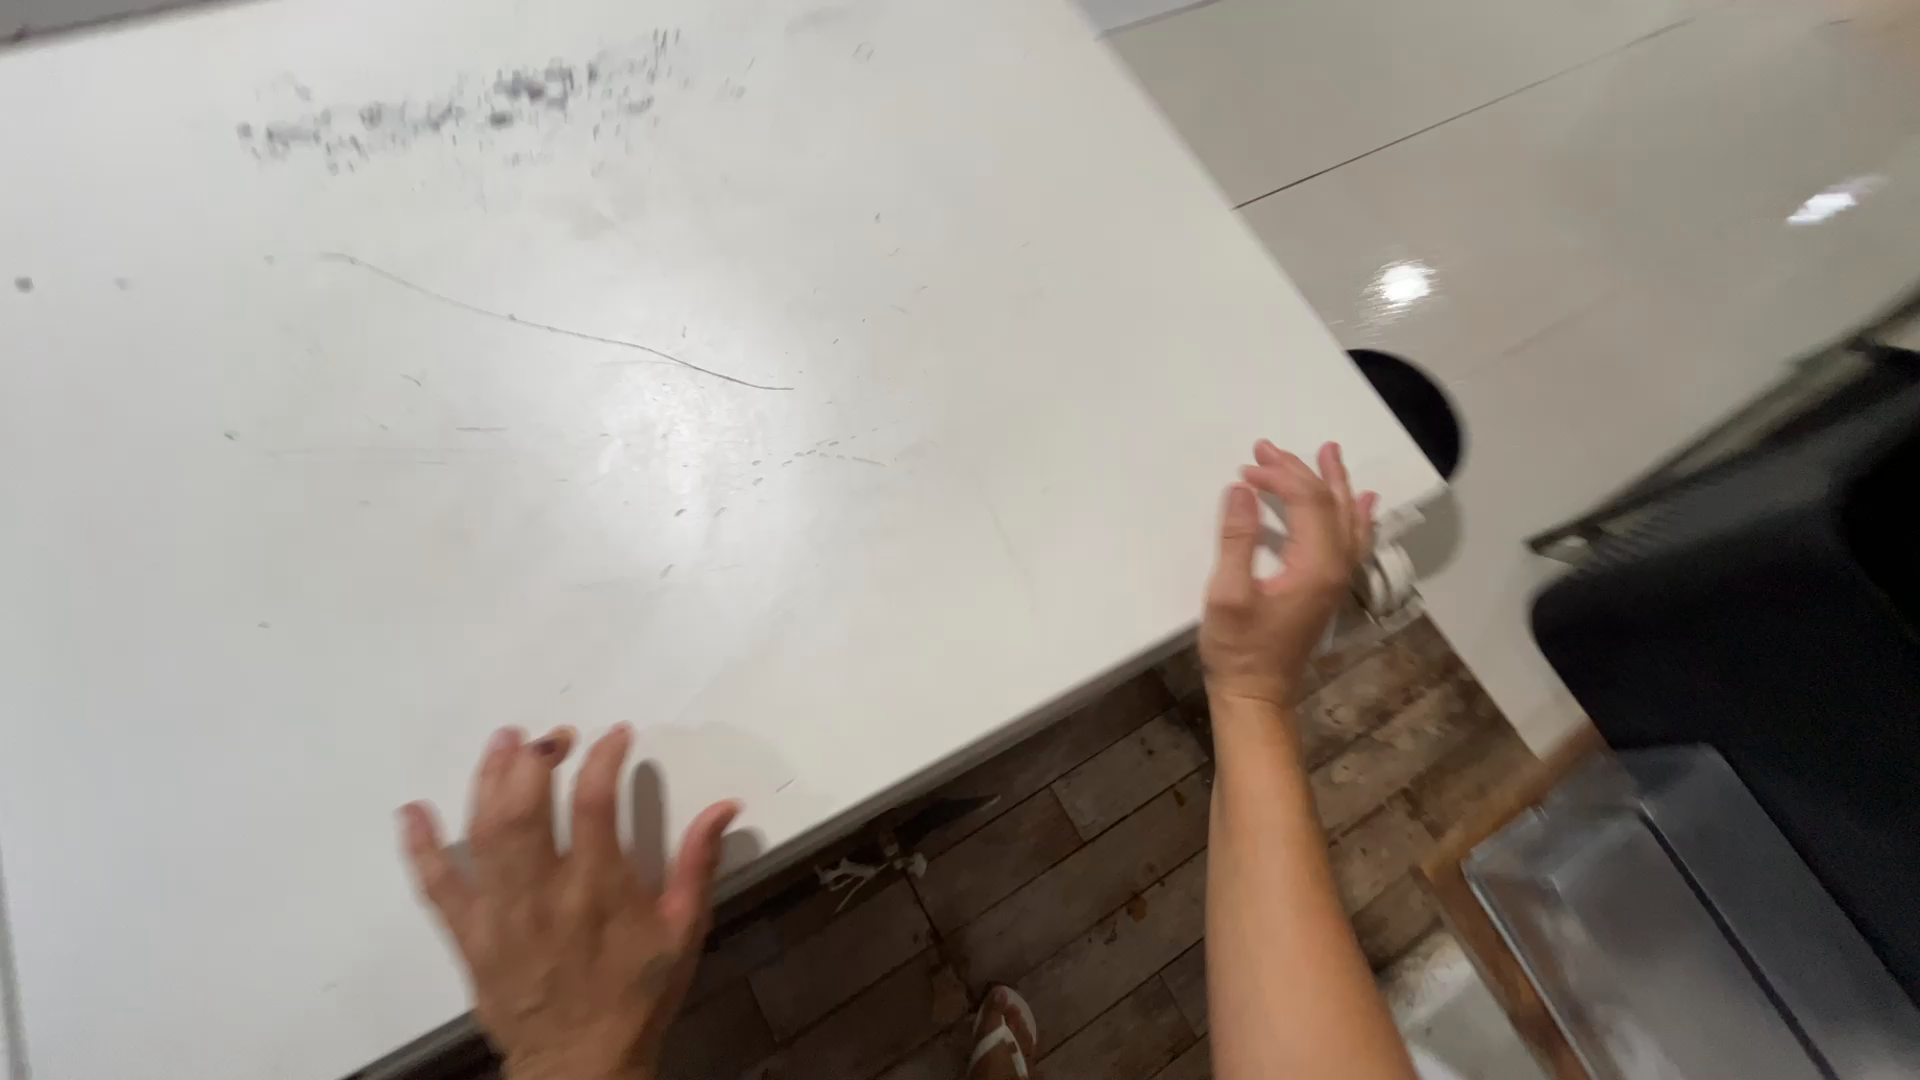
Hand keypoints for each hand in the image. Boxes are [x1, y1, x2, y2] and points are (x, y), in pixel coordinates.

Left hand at [399, 724, 740, 1079]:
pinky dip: (419, 849)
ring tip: (503, 741)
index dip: (604, 758)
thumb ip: (700, 862)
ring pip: (483, 835)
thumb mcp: (686, 927)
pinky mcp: (469, 938)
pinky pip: (437, 889)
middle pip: (524, 811)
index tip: (616, 734)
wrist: (580, 1067)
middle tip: (555, 736)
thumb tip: (726, 804)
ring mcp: (498, 916)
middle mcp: (543, 894)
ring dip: (489, 781)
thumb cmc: (640, 991)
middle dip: (536, 760)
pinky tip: (412, 812)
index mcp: (599, 888)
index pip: (594, 802)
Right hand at [1200, 441, 1377, 711]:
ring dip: (1334, 484)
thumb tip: (1241, 489)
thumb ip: (1237, 539)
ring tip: (1329, 453)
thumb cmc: (1238, 647)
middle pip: (1329, 504)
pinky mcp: (1328, 589)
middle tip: (1268, 447)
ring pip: (1346, 519)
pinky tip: (1362, 504)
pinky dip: (1355, 516)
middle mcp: (1336, 567)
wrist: (1256, 693)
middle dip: (1299, 471)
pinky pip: (1352, 541)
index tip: (1246, 469)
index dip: (1278, 478)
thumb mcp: (1228, 593)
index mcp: (1316, 565)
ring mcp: (1337, 579)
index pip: (1307, 502)